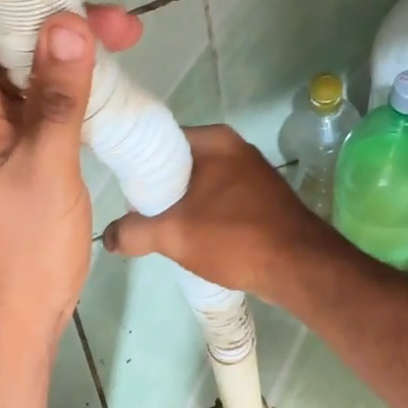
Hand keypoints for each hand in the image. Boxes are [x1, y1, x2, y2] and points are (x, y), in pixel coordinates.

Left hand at [0, 2, 142, 342]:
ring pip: (34, 80)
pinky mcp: (29, 162)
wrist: (21, 313)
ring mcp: (6, 141)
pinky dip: (76, 95)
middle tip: (122, 26)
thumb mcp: (45, 165)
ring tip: (124, 47)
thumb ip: (56, 96)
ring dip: (73, 60)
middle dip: (59, 28)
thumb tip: (68, 24)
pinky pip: (49, 112)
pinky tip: (110, 91)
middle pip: (11, 50)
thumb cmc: (26, 244)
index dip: (16, 3)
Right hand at [100, 125, 348, 297]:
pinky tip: (196, 242)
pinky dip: (205, 218)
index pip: (160, 140)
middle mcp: (235, 149)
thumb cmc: (234, 238)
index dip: (137, 165)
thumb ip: (134, 232)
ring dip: (182, 208)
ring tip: (164, 233)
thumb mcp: (174, 234)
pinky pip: (221, 203)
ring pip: (201, 186)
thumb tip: (108, 237)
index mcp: (214, 141)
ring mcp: (253, 175)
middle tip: (140, 218)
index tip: (123, 192)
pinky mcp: (264, 201)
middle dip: (158, 192)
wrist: (299, 267)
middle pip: (180, 165)